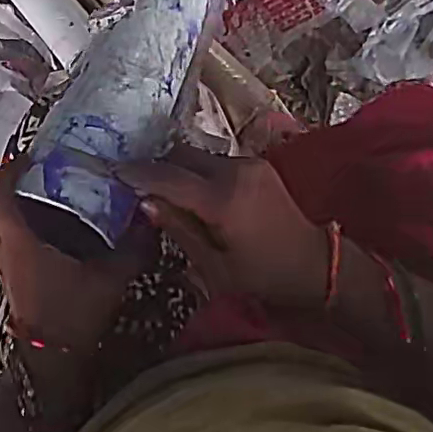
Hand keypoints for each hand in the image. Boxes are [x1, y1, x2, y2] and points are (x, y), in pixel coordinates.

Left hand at [0, 158, 153, 352]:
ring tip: (28, 190)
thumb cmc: (74, 316)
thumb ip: (132, 247)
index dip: (8, 172)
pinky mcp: (8, 276)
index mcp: (20, 243)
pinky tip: (36, 223)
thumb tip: (149, 218)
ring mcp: (2, 264)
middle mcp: (4, 249)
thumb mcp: (109, 279)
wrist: (52, 363)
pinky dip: (8, 223)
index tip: (25, 156)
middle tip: (20, 170)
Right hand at [115, 146, 328, 310]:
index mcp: (223, 200)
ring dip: (177, 167)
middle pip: (180, 155)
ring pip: (196, 155)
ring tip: (161, 187)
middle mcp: (234, 171)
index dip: (138, 173)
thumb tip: (145, 203)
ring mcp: (248, 163)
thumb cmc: (264, 276)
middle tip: (135, 181)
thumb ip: (179, 229)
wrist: (318, 265)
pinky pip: (214, 160)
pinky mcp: (256, 164)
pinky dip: (196, 170)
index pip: (168, 177)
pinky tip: (191, 189)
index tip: (114, 171)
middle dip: (156, 166)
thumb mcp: (215, 266)